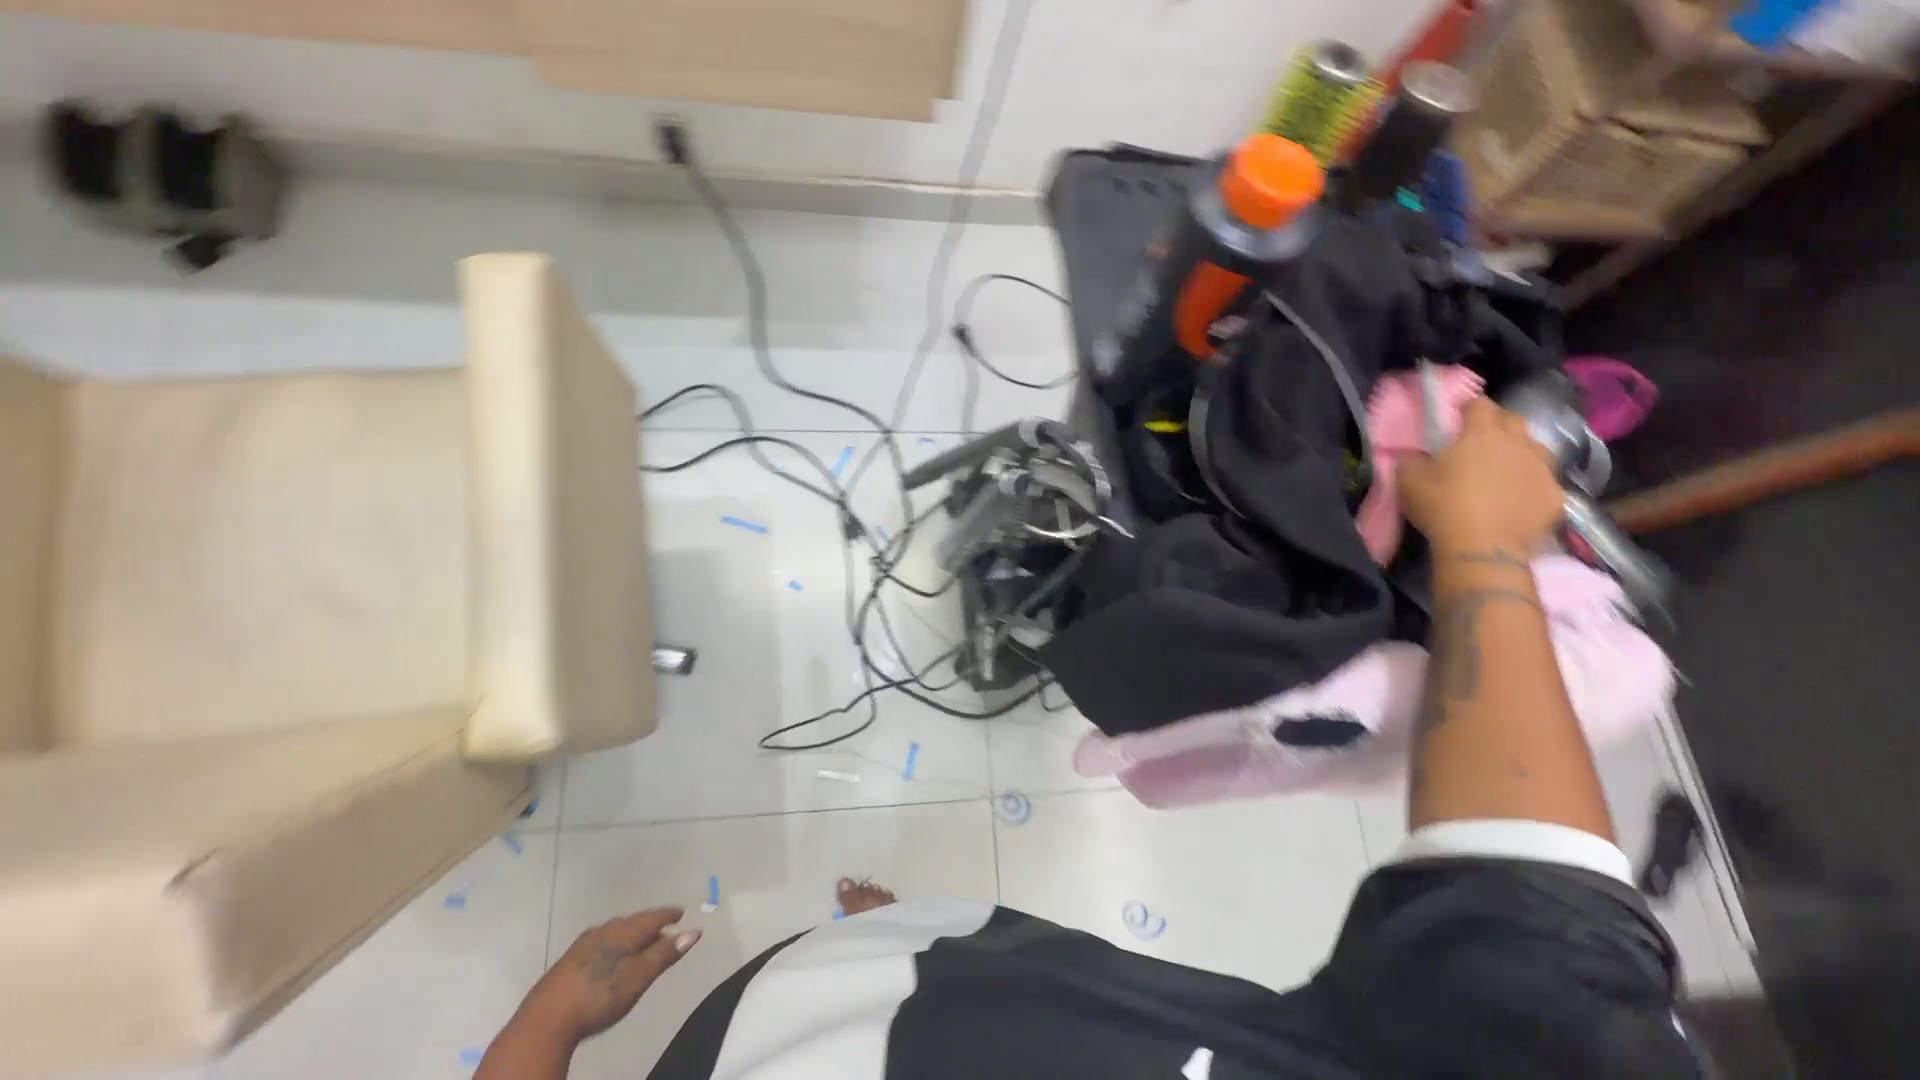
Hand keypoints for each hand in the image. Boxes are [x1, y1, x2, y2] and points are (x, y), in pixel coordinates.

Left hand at [515, 908, 701, 1042]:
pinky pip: (602, 942)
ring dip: (632, 934)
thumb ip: (665, 954)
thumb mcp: (639, 977)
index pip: (652, 917)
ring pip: (615, 931)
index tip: (681, 913)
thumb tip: (694, 931)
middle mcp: (603, 930)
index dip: (668, 915)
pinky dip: (615, 944)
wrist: (546, 1020)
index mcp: (623, 932)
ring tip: (642, 943)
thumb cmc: (600, 996)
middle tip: (665, 930)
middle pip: (633, 922)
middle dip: (650, 924)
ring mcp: (583, 945)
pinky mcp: (570, 961)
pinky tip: (612, 956)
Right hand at [1398, 398, 1562, 555]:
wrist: (1482, 547)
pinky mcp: (1555, 496)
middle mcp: (1518, 443)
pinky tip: (1519, 501)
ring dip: (1521, 452)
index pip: (1480, 404)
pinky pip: (1545, 483)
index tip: (1457, 419)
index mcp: (1481, 433)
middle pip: (1513, 420)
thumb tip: (1417, 457)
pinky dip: (1532, 487)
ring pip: (1536, 448)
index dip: (1468, 408)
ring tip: (1505, 469)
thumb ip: (1413, 460)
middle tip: (1481, 442)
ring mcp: (1542, 469)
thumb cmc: (1442, 506)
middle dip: (1499, 424)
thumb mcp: (1408, 480)